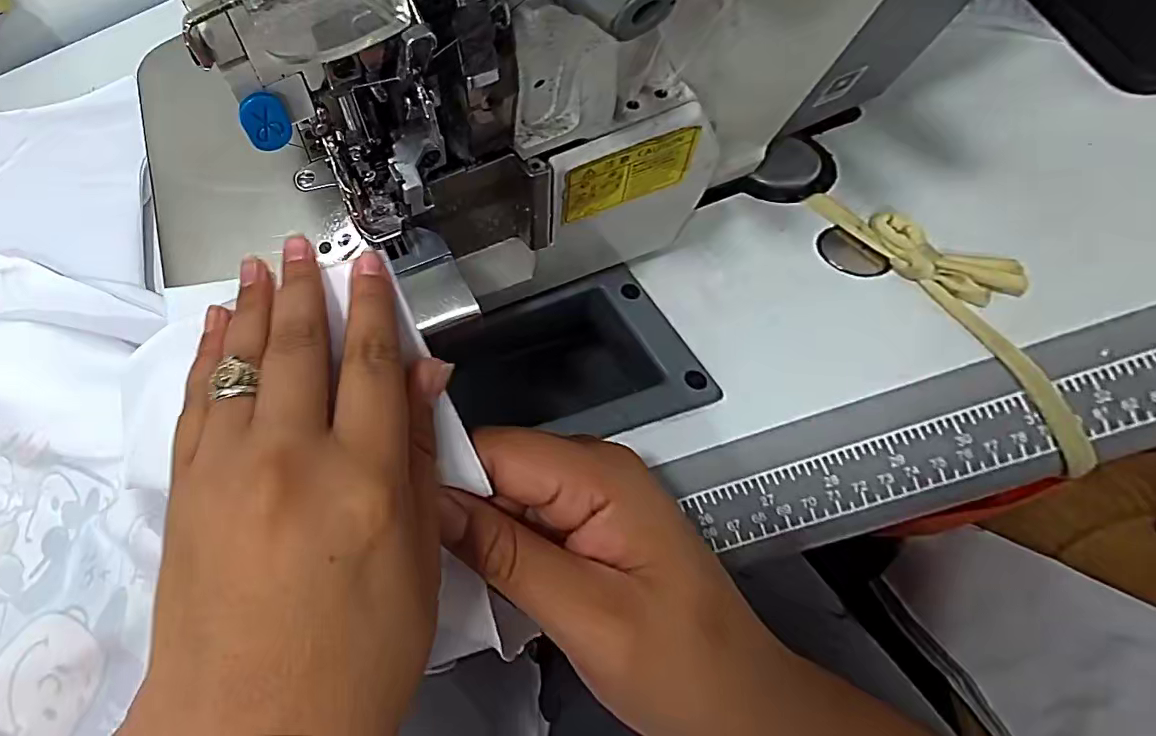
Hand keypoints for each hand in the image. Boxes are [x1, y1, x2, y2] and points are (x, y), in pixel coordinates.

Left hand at [122, 239, 452, 735]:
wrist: (244, 723)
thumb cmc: (347, 661)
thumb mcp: (416, 568)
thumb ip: (420, 461)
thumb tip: (424, 380)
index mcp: (363, 482)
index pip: (372, 366)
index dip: (372, 307)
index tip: (367, 268)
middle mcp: (292, 459)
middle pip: (300, 346)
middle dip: (304, 287)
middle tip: (302, 247)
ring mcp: (230, 464)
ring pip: (243, 358)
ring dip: (253, 304)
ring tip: (259, 266)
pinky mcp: (187, 481)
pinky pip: (199, 395)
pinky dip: (210, 352)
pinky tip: (218, 324)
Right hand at [440, 429, 930, 735]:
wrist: (745, 709)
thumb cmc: (690, 670)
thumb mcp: (590, 618)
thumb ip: (507, 555)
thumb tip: (434, 505)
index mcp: (598, 474)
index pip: (491, 446)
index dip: (444, 476)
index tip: (410, 516)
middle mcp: (586, 466)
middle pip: (488, 462)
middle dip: (456, 505)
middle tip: (431, 554)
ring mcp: (579, 489)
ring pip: (492, 486)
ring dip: (471, 526)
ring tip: (461, 569)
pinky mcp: (572, 515)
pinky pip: (510, 510)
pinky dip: (490, 539)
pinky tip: (485, 570)